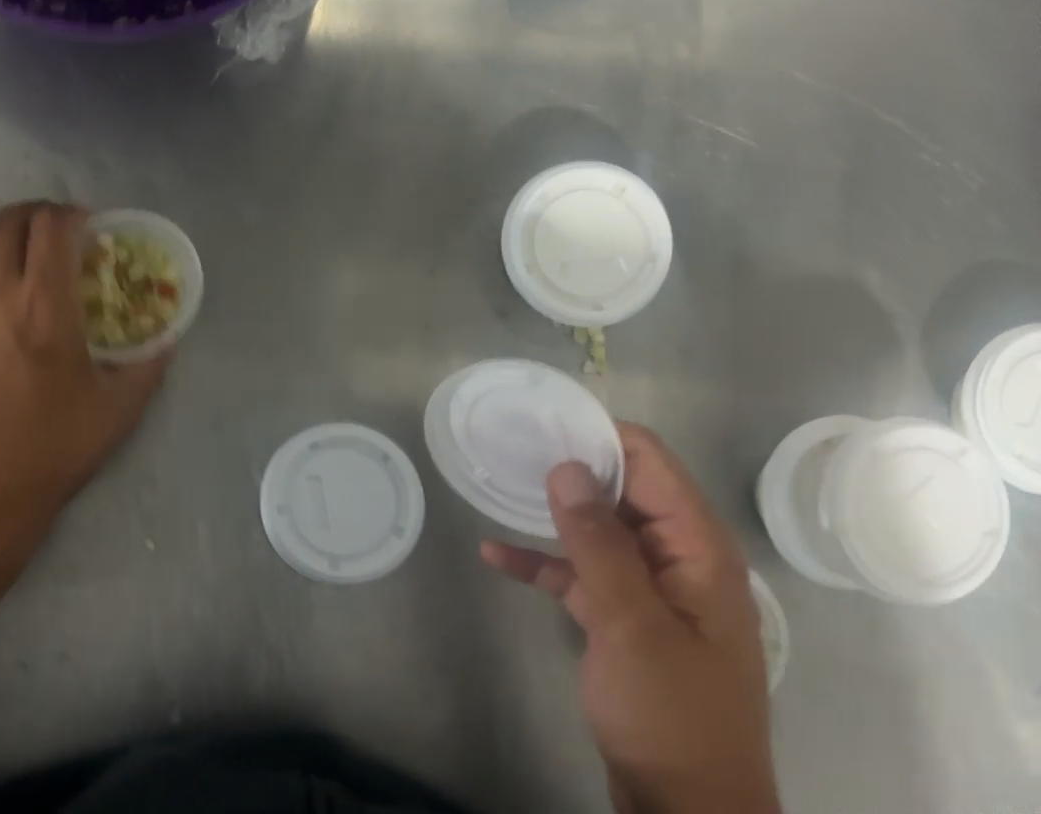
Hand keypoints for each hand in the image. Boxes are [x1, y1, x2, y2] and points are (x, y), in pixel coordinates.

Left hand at [0, 198, 170, 565]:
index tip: (86, 224)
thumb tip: (168, 343)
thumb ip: (147, 369)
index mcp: (47, 307)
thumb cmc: (54, 452)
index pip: (54, 228)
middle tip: (50, 224)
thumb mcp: (118, 411)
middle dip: (32, 211)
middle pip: (7, 225)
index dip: (72, 213)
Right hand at [482, 424, 779, 813]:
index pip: (653, 466)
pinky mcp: (623, 620)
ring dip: (550, 512)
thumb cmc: (670, 709)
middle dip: (571, 466)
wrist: (684, 801)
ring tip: (495, 484)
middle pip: (623, 492)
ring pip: (596, 531)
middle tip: (508, 442)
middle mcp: (678, 562)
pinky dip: (541, 563)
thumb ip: (599, 544)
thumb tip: (568, 468)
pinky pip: (579, 575)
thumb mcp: (631, 623)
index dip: (602, 435)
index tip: (544, 418)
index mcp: (697, 552)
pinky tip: (494, 555)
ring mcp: (650, 592)